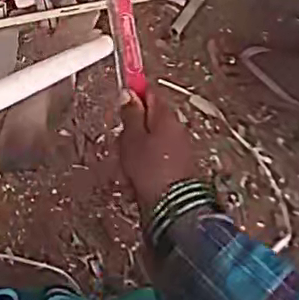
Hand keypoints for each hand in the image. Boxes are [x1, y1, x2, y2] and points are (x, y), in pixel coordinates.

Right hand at [116, 88, 194, 213]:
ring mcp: (177, 149)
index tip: (122, 95)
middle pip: (147, 118)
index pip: (149, 92)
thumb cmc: (152, 170)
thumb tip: (128, 95)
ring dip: (134, 148)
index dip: (133, 92)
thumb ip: (130, 114)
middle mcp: (176, 130)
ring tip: (126, 163)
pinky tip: (134, 177)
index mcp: (165, 117)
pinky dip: (142, 164)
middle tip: (121, 139)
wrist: (173, 206)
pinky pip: (153, 157)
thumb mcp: (132, 137)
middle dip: (130, 127)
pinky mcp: (175, 167)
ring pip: (148, 139)